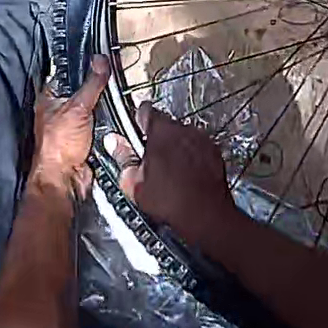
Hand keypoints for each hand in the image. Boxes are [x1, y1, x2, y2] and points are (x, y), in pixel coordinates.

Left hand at [29, 54, 108, 201]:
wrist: (65, 180)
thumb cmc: (61, 142)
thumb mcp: (78, 107)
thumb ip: (91, 84)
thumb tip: (101, 59)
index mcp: (50, 98)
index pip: (68, 73)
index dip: (84, 65)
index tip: (104, 57)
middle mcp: (60, 109)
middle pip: (84, 91)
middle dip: (100, 86)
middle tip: (118, 75)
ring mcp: (74, 124)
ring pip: (95, 107)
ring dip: (107, 104)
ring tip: (124, 92)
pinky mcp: (87, 138)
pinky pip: (102, 123)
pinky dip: (111, 119)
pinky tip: (122, 112)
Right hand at [106, 104, 237, 236]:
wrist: (208, 216)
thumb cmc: (171, 201)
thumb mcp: (136, 184)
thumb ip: (123, 157)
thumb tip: (113, 142)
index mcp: (161, 131)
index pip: (145, 111)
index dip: (137, 121)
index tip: (134, 132)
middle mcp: (183, 128)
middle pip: (164, 124)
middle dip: (156, 138)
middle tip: (149, 160)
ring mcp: (201, 139)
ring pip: (181, 135)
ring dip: (175, 147)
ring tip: (169, 172)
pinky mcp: (214, 151)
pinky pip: (197, 146)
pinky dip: (191, 156)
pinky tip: (186, 175)